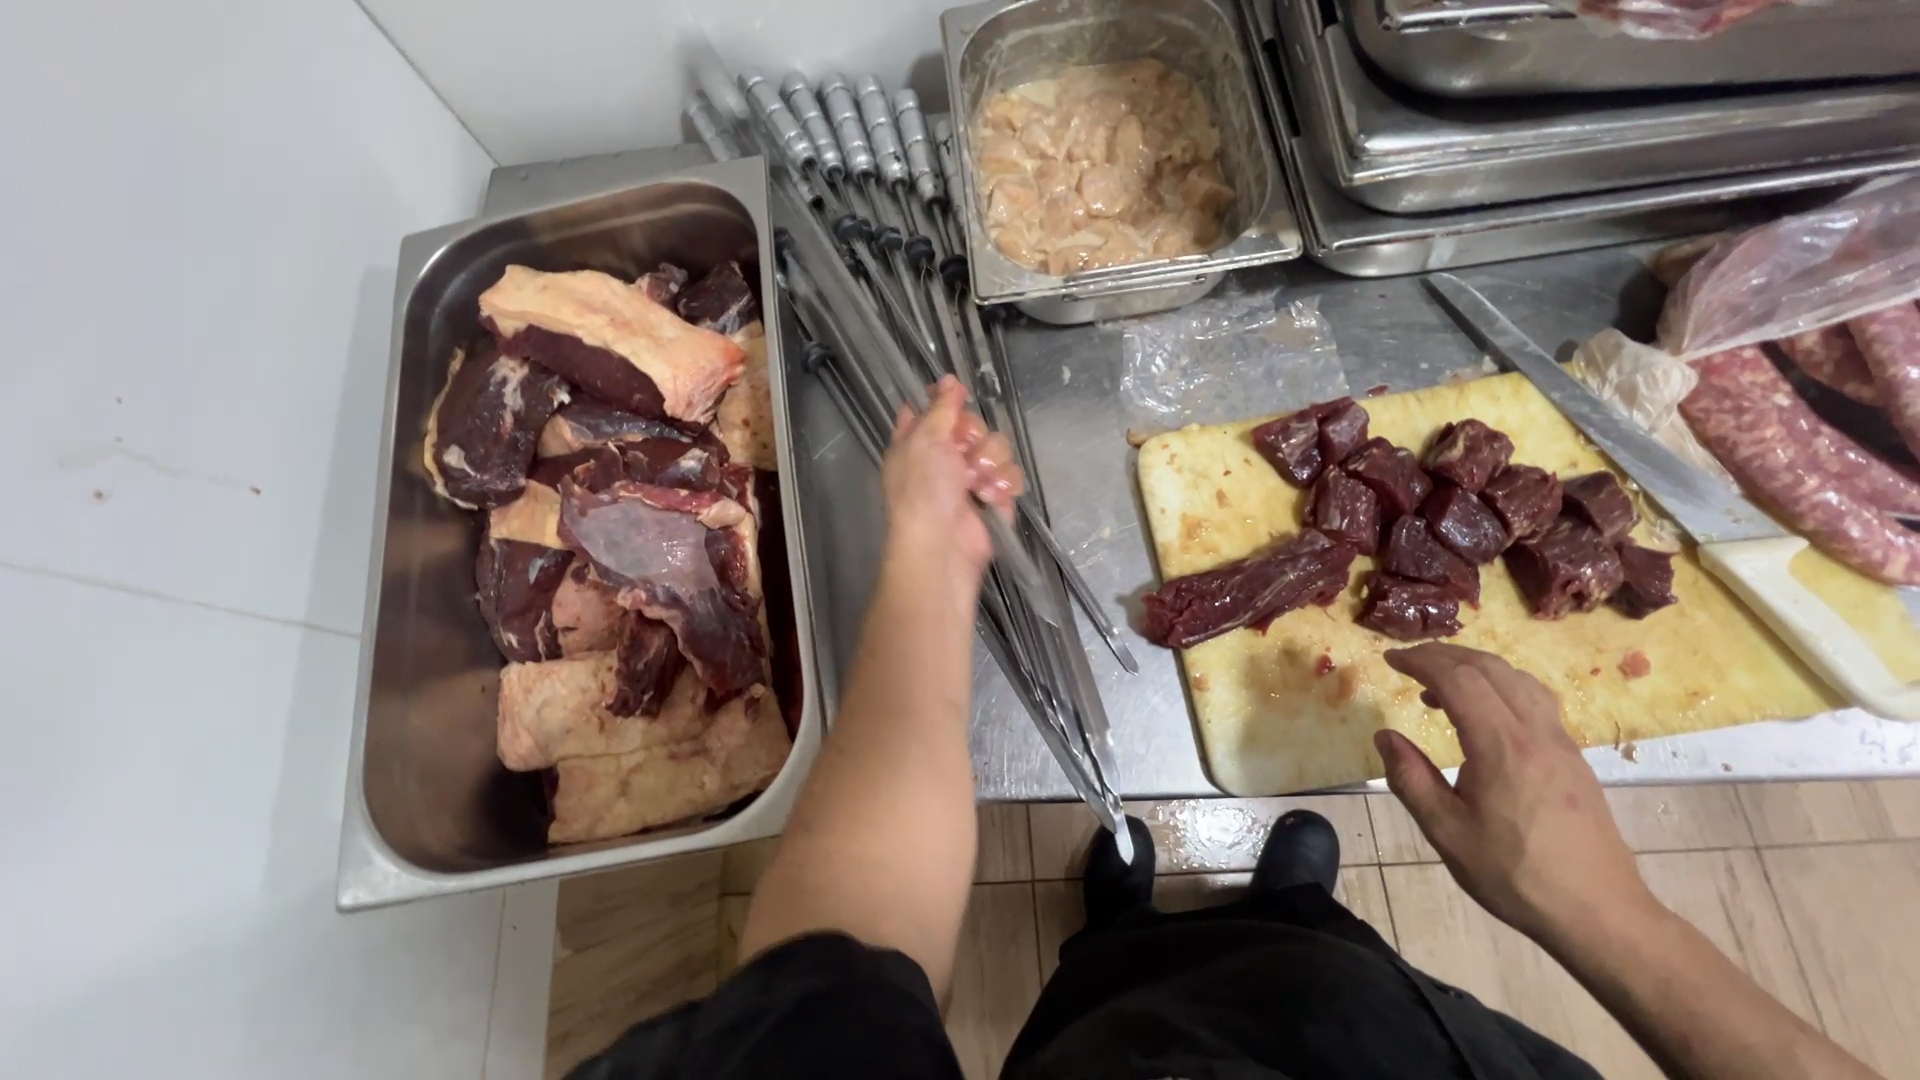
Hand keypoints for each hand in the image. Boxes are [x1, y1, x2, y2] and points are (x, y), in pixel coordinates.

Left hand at [881, 376, 1023, 583]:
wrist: (942, 547)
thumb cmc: (922, 492)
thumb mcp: (924, 440)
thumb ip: (940, 408)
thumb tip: (949, 380)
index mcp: (917, 442)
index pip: (932, 409)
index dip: (945, 400)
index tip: (955, 397)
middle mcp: (943, 458)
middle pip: (973, 425)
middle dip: (974, 437)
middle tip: (964, 454)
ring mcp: (971, 478)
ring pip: (997, 447)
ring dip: (990, 463)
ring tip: (977, 484)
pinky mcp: (995, 498)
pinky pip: (1011, 475)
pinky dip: (1004, 485)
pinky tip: (991, 498)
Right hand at [1375, 643, 1654, 944]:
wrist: (1600, 914)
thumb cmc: (1515, 875)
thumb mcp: (1446, 832)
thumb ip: (1410, 778)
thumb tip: (1385, 736)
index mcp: (1502, 747)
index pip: (1458, 680)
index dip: (1420, 662)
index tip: (1390, 660)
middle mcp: (1535, 733)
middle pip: (1489, 668)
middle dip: (1444, 654)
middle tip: (1408, 661)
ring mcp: (1560, 743)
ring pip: (1517, 679)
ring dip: (1474, 666)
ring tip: (1440, 681)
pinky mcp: (1572, 757)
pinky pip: (1535, 698)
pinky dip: (1500, 684)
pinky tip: (1484, 708)